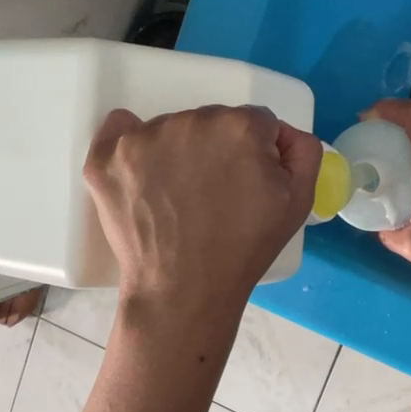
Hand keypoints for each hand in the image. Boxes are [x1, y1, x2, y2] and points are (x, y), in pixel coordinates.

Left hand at [85, 105, 322, 310]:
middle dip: (219, 150)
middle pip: (213, 122)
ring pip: (171, 129)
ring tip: (180, 200)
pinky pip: (120, 129)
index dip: (259, 154)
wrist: (184, 291)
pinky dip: (131, 147)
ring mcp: (144, 137)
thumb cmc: (245, 249)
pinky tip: (143, 176)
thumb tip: (282, 135)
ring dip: (179, 152)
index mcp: (240, 127)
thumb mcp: (299, 203)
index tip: (250, 185)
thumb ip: (303, 151)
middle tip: (216, 197)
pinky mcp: (107, 156)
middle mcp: (191, 120)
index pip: (257, 124)